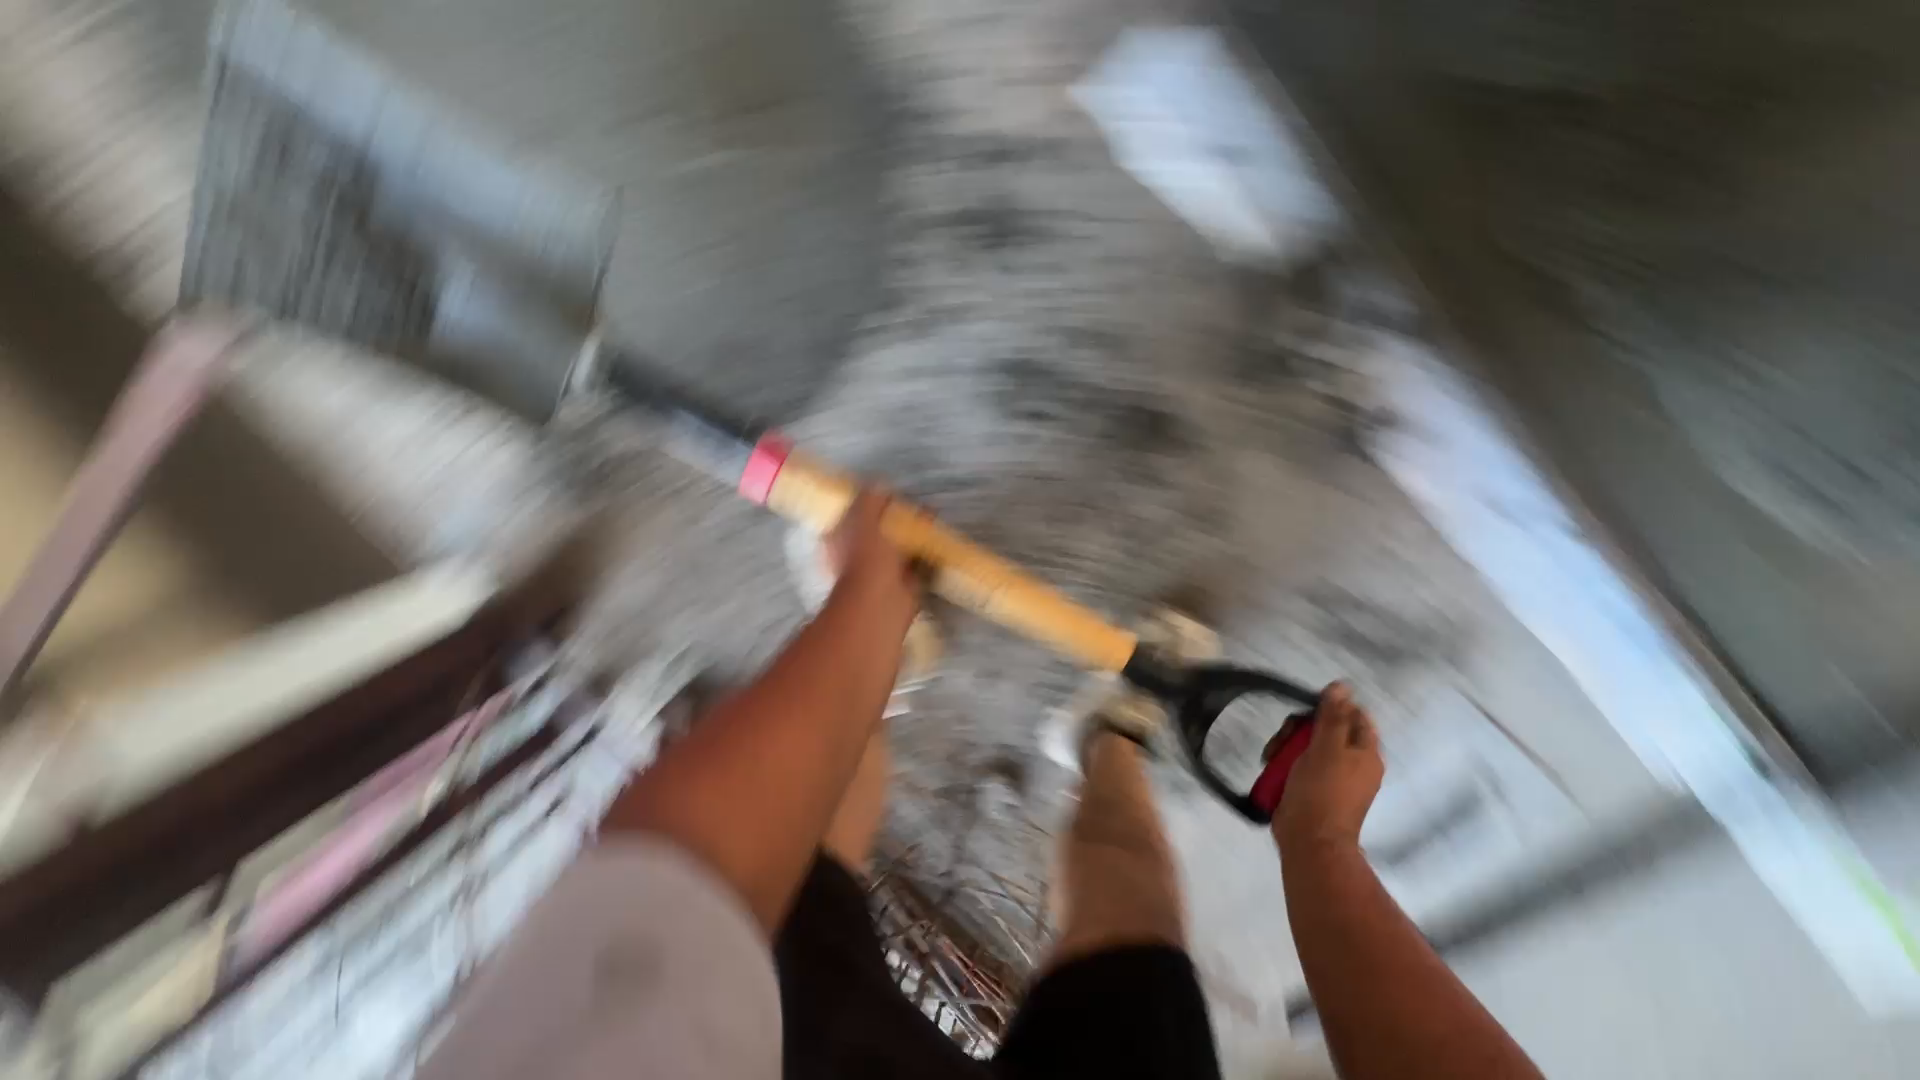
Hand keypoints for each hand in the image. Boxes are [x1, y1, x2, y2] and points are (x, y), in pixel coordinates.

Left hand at [825, 489, 919, 607]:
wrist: (881, 599)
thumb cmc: (865, 553)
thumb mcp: (863, 513)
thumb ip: (870, 497)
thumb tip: (880, 484)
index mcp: (836, 538)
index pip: (851, 515)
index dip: (869, 504)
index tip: (889, 496)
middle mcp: (853, 556)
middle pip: (876, 531)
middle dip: (896, 519)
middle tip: (914, 506)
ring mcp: (877, 573)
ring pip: (897, 547)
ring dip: (913, 535)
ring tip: (930, 518)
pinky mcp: (900, 586)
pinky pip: (915, 564)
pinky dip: (926, 553)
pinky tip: (936, 539)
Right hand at [1268, 681, 1382, 853]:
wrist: (1310, 841)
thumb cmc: (1322, 791)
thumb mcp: (1327, 748)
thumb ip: (1333, 716)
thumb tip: (1341, 686)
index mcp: (1366, 753)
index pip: (1354, 715)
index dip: (1330, 708)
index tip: (1306, 714)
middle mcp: (1354, 764)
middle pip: (1327, 730)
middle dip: (1300, 729)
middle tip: (1283, 738)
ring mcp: (1333, 779)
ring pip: (1309, 747)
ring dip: (1287, 747)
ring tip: (1271, 757)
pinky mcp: (1313, 790)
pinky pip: (1299, 766)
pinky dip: (1285, 765)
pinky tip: (1272, 769)